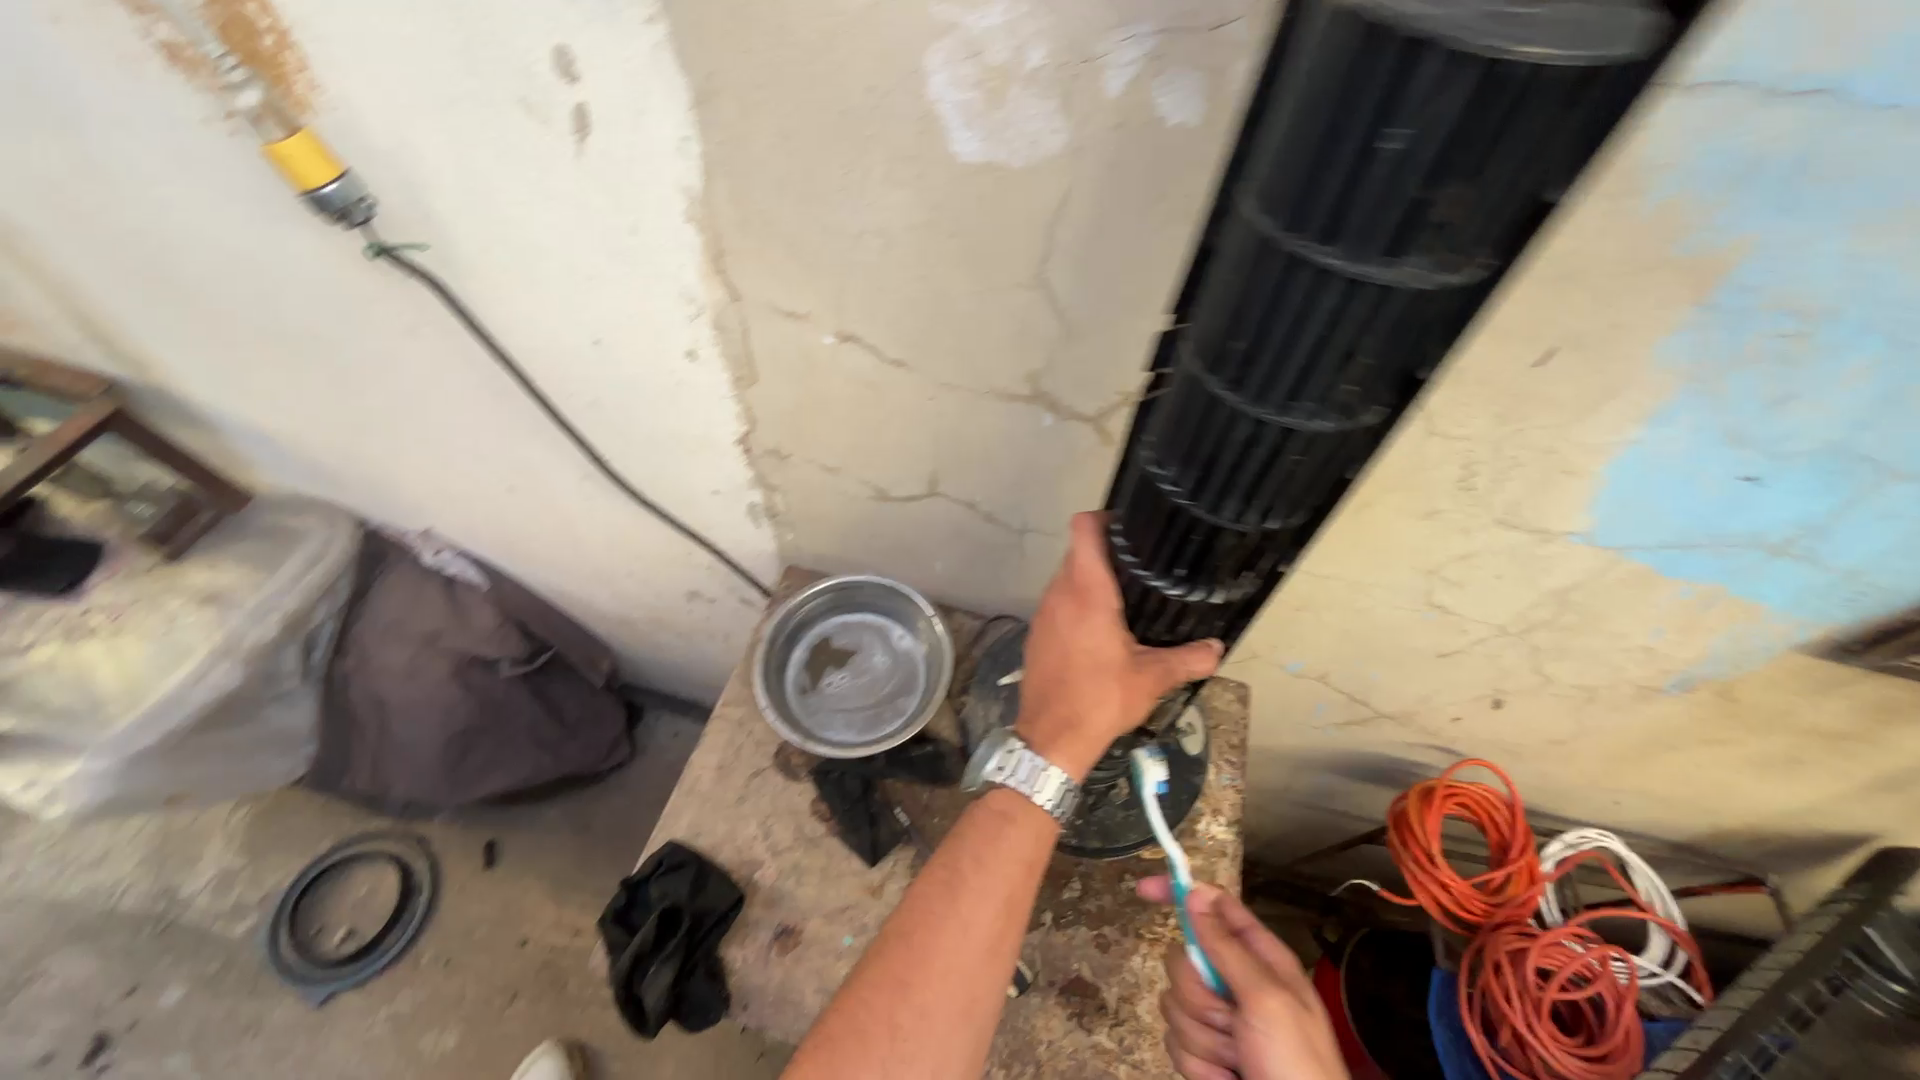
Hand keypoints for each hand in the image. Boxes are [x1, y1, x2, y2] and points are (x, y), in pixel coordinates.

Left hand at [1015, 512, 1222, 780]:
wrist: (1051, 739)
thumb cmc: (1101, 699)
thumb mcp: (1152, 679)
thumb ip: (1187, 658)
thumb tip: (1217, 648)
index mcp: (1087, 592)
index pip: (1084, 529)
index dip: (1104, 519)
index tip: (1130, 529)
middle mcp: (1059, 594)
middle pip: (1077, 552)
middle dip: (1105, 554)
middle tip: (1139, 566)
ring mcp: (1042, 613)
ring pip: (1065, 579)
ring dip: (1089, 581)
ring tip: (1123, 597)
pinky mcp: (1036, 634)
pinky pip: (1056, 604)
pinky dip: (1074, 605)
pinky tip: (1098, 628)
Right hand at [1138, 876, 1350, 1079]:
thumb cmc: (1296, 1066)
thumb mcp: (1267, 1000)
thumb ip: (1227, 946)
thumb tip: (1195, 892)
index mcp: (1260, 959)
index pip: (1212, 908)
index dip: (1178, 894)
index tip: (1142, 891)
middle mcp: (1236, 983)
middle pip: (1182, 961)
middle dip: (1198, 997)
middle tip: (1232, 1022)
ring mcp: (1218, 1021)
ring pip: (1174, 1003)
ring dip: (1203, 1038)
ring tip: (1237, 1060)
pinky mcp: (1203, 1053)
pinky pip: (1174, 1041)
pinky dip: (1198, 1065)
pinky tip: (1226, 1078)